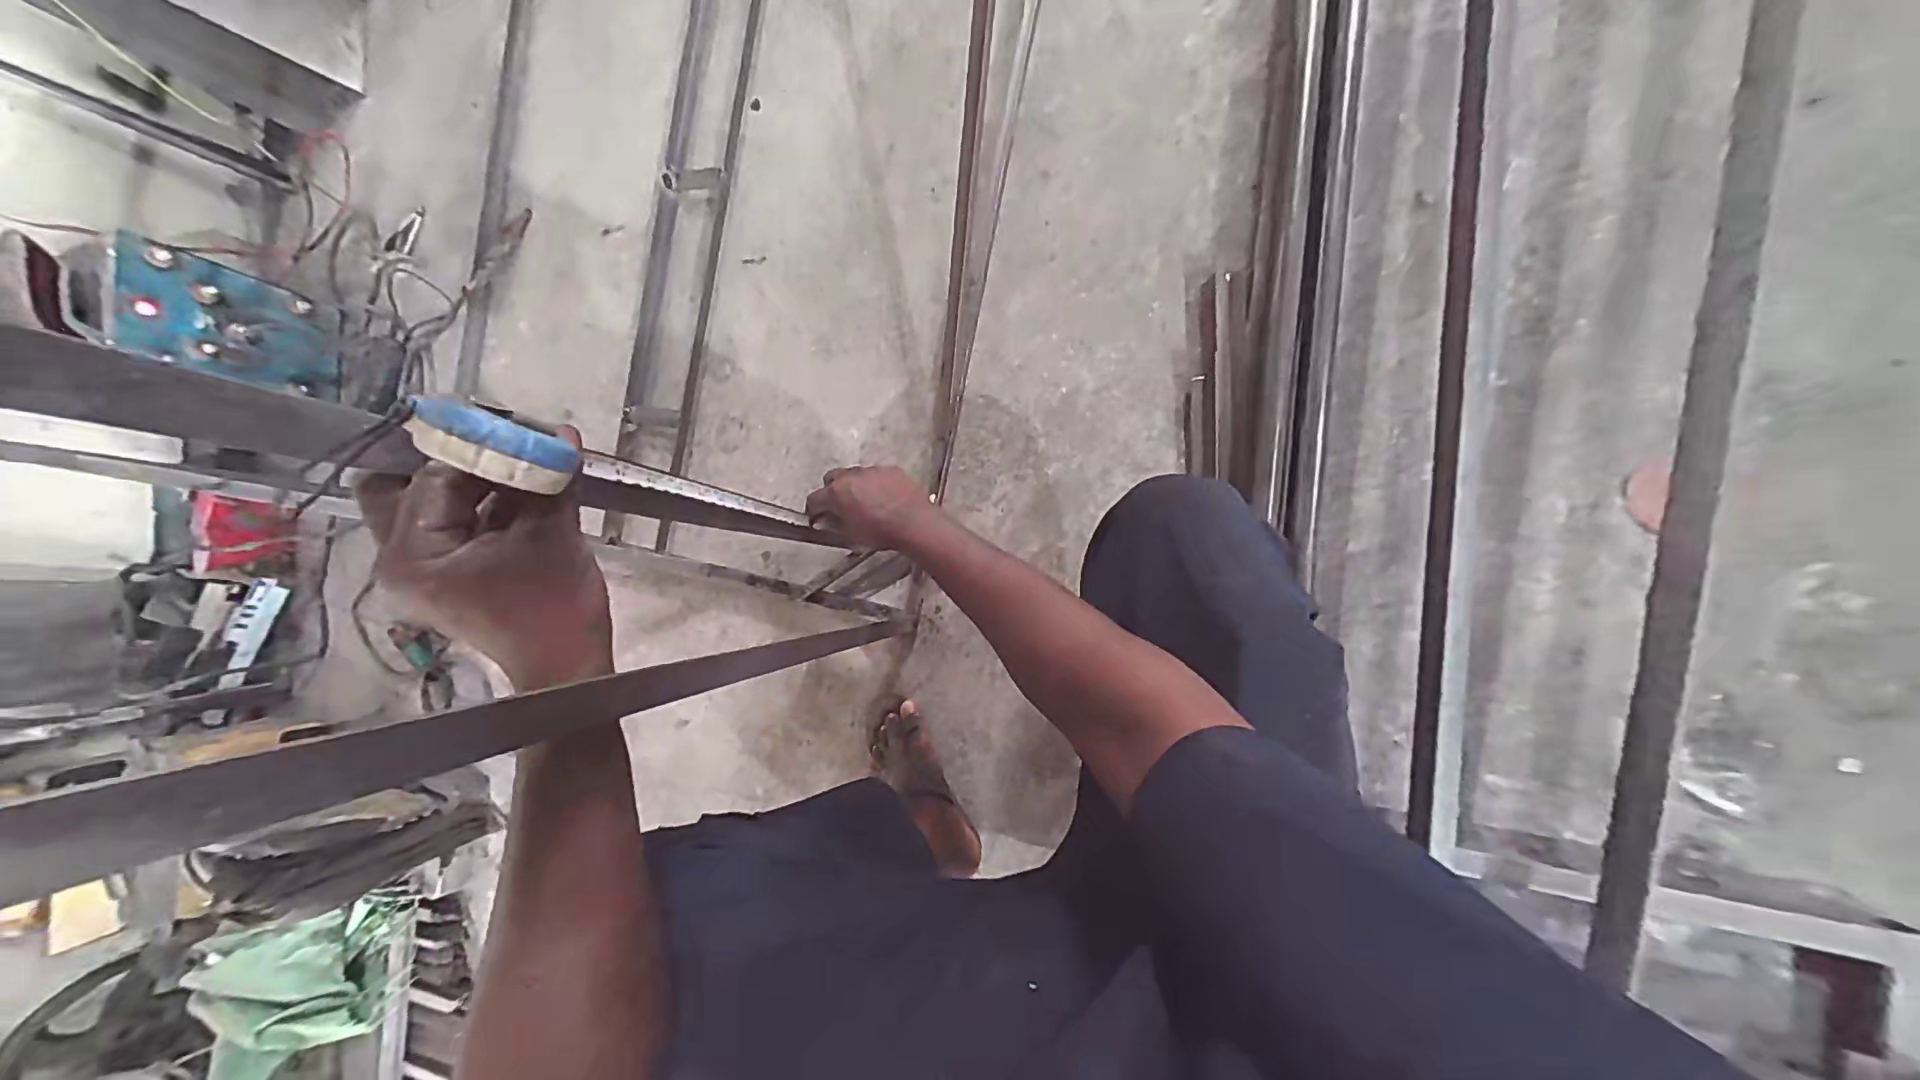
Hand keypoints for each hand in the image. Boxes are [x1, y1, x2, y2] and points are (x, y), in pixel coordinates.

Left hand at [354, 426, 612, 690]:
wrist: (568, 667)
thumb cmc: (554, 606)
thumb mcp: (552, 535)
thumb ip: (551, 481)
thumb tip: (563, 434)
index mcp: (413, 553)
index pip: (437, 480)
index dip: (485, 454)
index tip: (527, 436)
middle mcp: (404, 560)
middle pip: (412, 490)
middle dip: (462, 468)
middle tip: (509, 456)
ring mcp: (426, 571)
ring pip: (436, 508)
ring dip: (478, 488)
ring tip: (525, 476)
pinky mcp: (452, 577)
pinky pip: (457, 528)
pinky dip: (488, 510)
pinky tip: (527, 499)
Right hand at [805, 465, 942, 550]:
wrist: (914, 523)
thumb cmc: (881, 532)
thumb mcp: (851, 534)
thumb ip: (833, 524)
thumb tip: (823, 519)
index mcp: (836, 492)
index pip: (814, 499)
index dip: (813, 510)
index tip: (817, 518)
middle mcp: (851, 476)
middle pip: (832, 479)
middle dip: (832, 491)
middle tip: (840, 506)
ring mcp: (872, 470)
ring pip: (855, 475)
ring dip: (854, 486)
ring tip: (865, 502)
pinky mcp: (890, 469)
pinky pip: (876, 474)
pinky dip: (875, 483)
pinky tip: (884, 497)